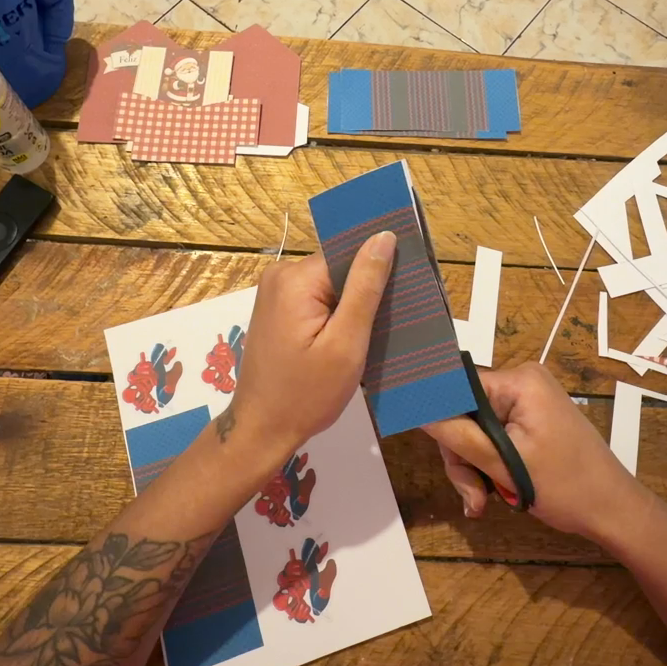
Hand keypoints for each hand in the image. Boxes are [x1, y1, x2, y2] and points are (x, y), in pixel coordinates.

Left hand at [222, 233, 395, 466]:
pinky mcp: (277, 308)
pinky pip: (316, 297)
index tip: (405, 288)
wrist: (262, 429)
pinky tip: (350, 338)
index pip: (349, 253)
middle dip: (365, 289)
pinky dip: (335, 314)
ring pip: (330, 282)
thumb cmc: (307, 394)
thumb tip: (383, 236)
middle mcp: (281, 274)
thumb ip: (365, 287)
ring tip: (373, 333)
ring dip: (352, 304)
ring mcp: (275, 291)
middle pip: (339, 266)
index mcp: (296, 278)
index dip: (378, 268)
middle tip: (391, 319)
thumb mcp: (346, 343)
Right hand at [425, 363, 651, 541]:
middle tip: (474, 498)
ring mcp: (527, 401)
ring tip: (483, 503)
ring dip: (474, 467)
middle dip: (463, 457)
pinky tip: (493, 493)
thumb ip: (457, 435)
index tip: (435, 449)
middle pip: (464, 412)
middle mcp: (521, 381)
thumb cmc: (566, 487)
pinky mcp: (530, 419)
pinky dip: (489, 464)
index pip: (457, 387)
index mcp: (519, 381)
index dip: (439, 417)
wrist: (615, 512)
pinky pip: (493, 435)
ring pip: (475, 429)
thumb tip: (416, 408)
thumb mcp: (505, 464)